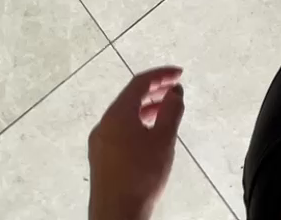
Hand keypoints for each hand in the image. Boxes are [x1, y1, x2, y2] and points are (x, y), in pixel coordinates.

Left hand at [88, 67, 184, 219]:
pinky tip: (151, 133)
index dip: (162, 75)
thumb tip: (175, 91)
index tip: (180, 74)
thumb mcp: (164, 139)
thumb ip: (171, 110)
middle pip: (130, 97)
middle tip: (176, 89)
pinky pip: (120, 129)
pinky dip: (137, 123)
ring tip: (168, 110)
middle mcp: (104, 125)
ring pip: (125, 115)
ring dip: (147, 107)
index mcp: (117, 115)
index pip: (140, 83)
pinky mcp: (100, 158)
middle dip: (154, 90)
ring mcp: (99, 143)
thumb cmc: (142, 175)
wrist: (117, 218)